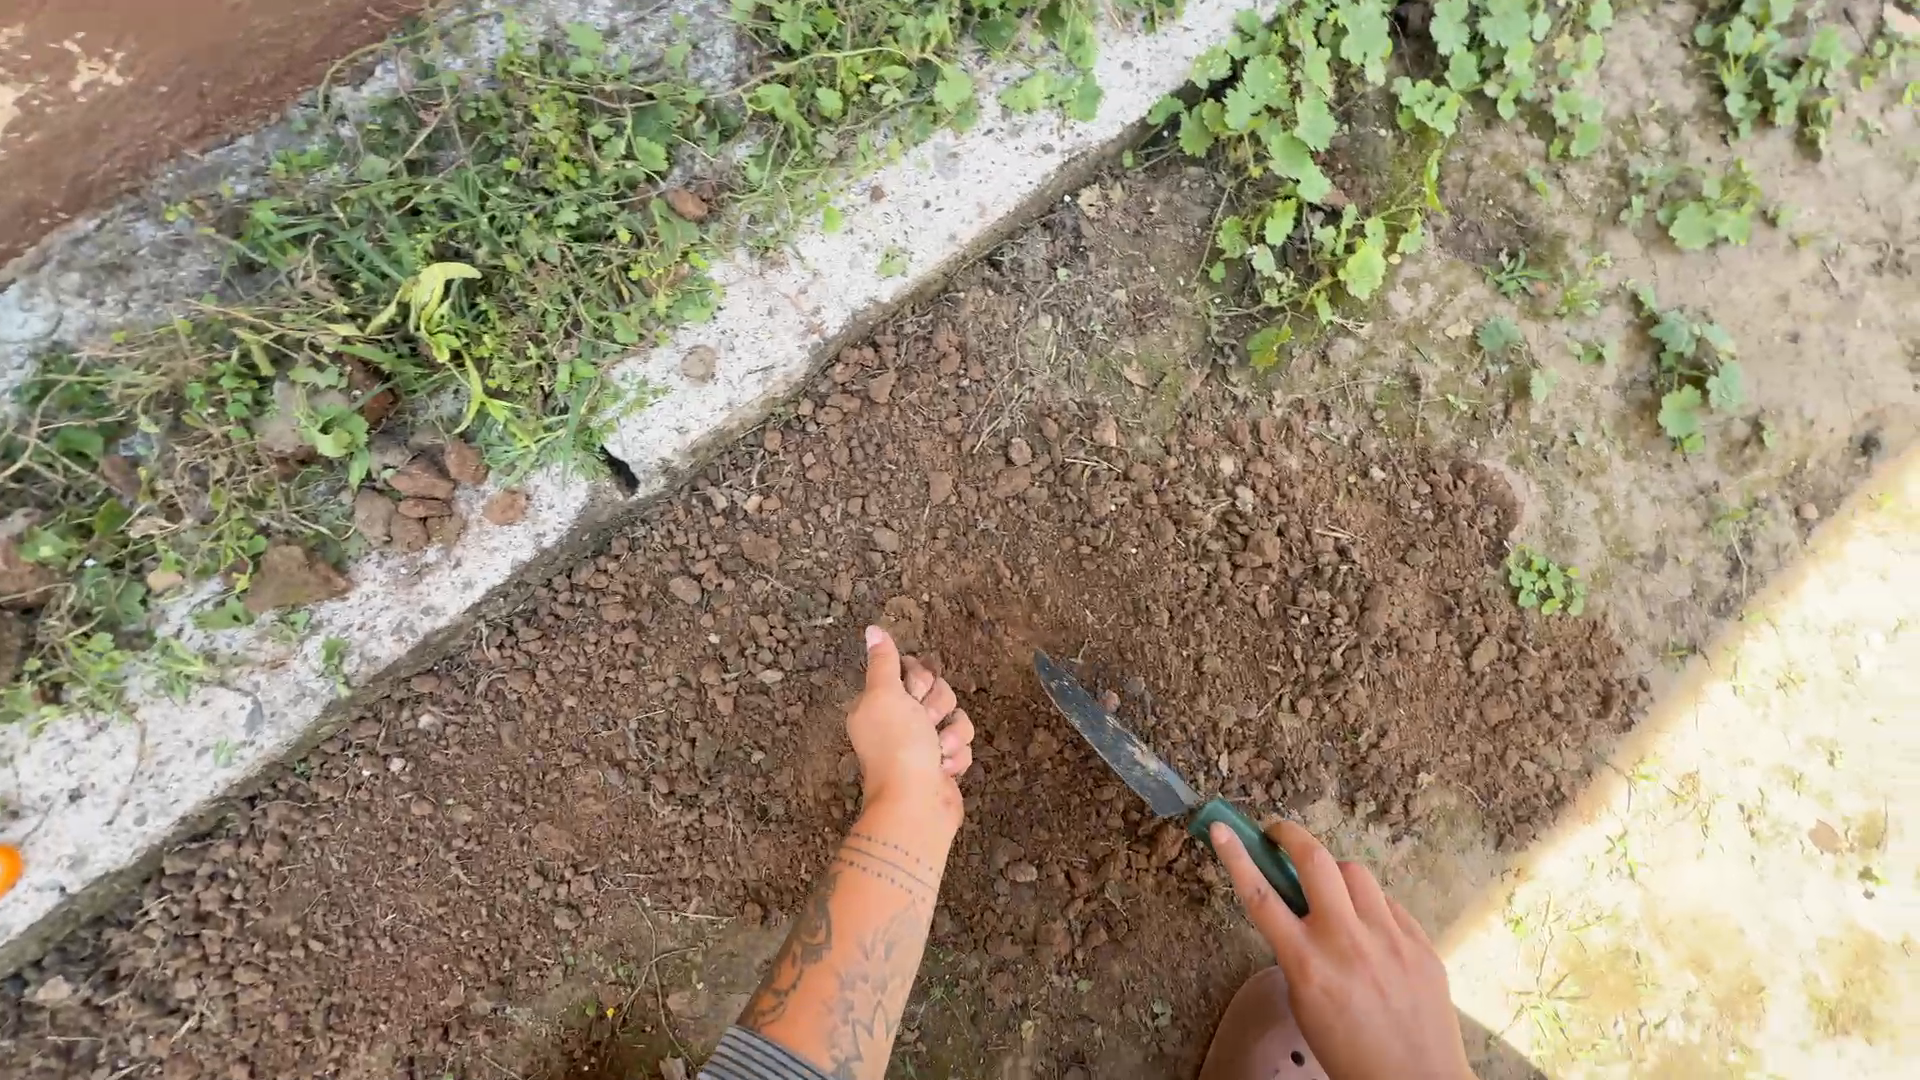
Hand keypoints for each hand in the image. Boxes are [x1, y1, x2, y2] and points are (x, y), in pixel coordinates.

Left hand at [847, 626, 974, 829]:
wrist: (916, 805)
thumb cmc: (898, 746)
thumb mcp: (884, 694)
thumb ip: (883, 661)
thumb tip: (873, 629)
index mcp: (880, 702)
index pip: (912, 669)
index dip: (921, 677)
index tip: (915, 690)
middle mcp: (900, 720)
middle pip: (938, 690)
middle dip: (938, 706)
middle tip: (925, 722)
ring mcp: (923, 743)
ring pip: (956, 716)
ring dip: (952, 733)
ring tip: (939, 752)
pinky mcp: (943, 763)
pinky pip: (963, 744)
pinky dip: (957, 756)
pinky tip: (944, 768)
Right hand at [1211, 820, 1471, 1079]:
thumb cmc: (1347, 1050)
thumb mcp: (1302, 1000)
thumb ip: (1295, 949)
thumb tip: (1295, 906)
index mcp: (1307, 963)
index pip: (1261, 895)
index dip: (1235, 856)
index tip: (1222, 828)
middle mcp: (1347, 942)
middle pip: (1315, 861)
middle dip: (1291, 835)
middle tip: (1278, 834)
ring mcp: (1390, 940)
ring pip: (1355, 872)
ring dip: (1335, 873)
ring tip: (1333, 893)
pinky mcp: (1421, 944)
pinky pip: (1388, 903)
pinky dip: (1371, 906)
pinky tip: (1370, 929)